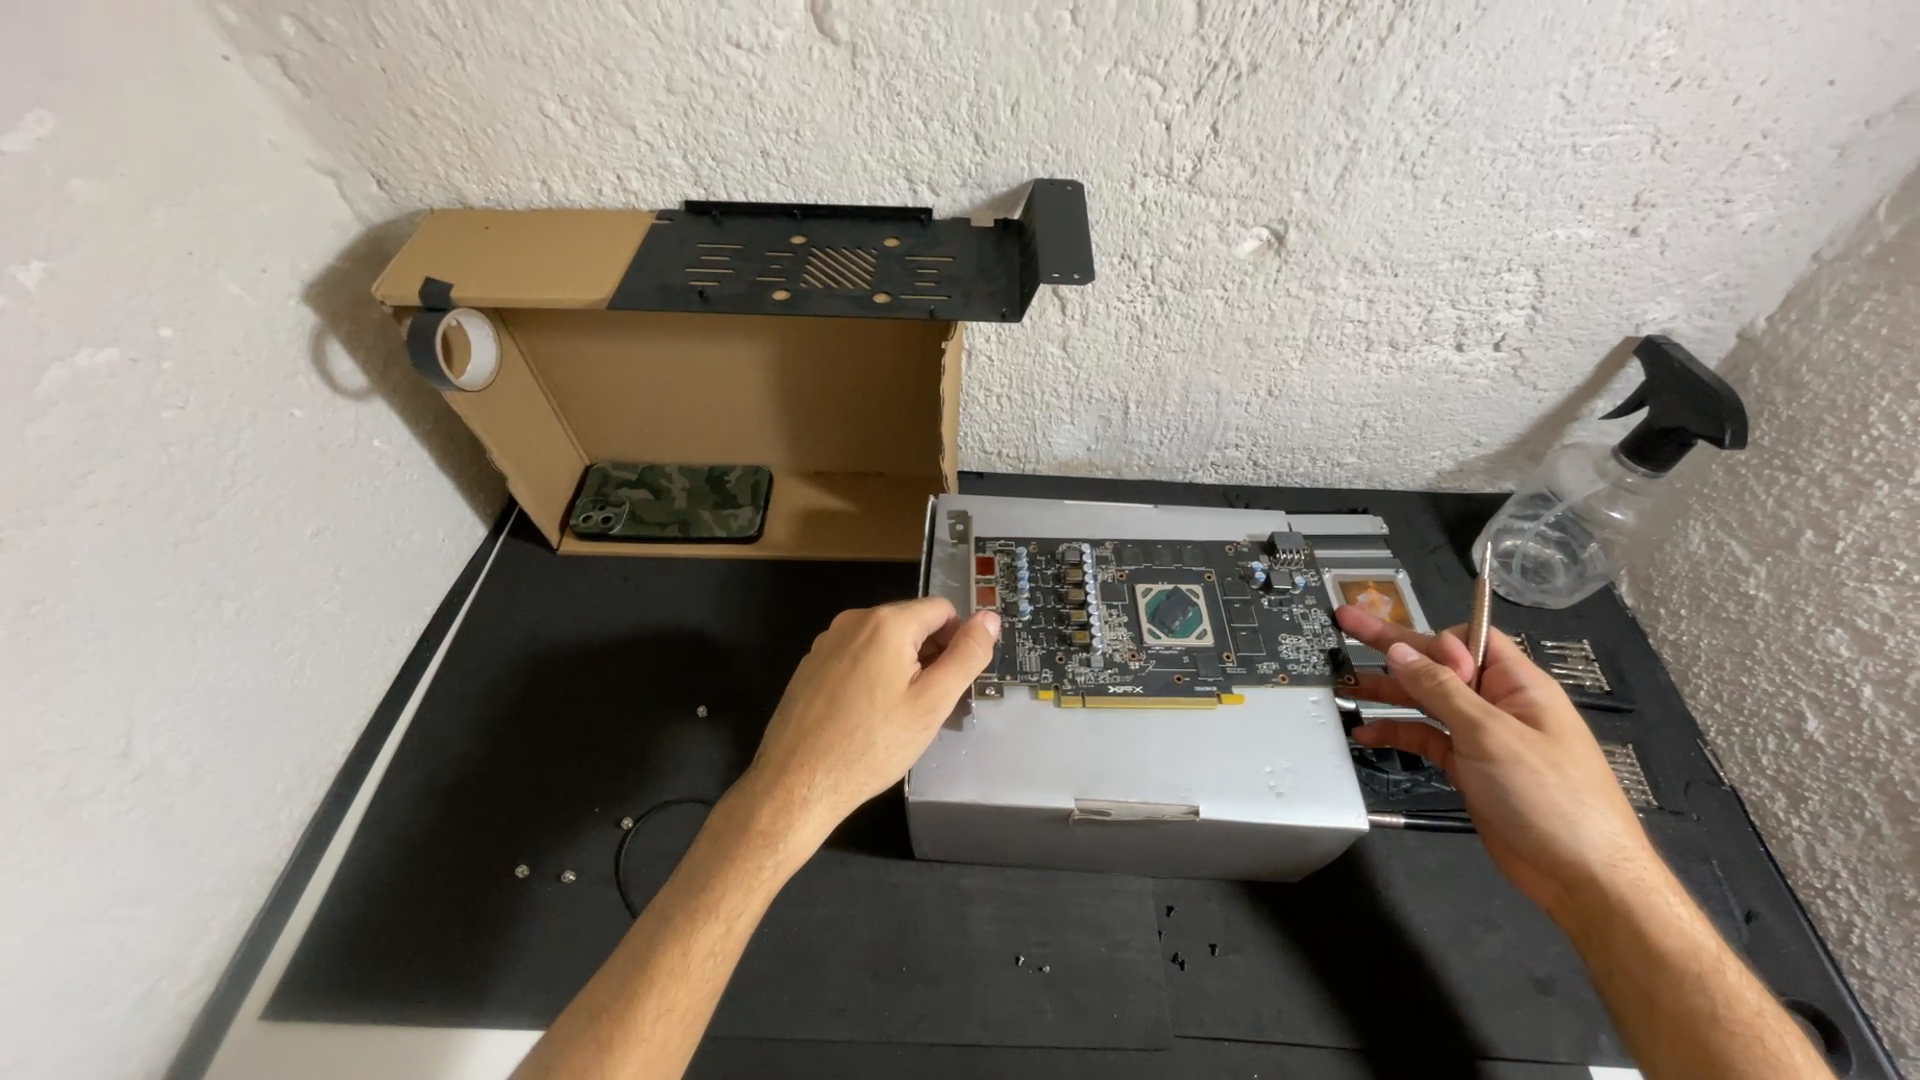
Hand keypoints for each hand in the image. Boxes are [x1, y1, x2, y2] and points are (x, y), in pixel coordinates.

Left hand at [743, 597, 1000, 844]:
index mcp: (886, 622)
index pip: (942, 609)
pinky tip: (866, 717)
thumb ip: (966, 655)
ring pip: (882, 642)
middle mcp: (853, 620)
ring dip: (900, 667)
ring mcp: (827, 642)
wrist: (797, 783)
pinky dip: (871, 676)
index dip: (957, 641)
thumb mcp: (932, 702)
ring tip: (897, 715)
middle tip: (928, 704)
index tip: (952, 681)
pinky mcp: (810, 665)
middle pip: (911, 623)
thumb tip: (989, 618)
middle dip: (928, 655)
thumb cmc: (872, 744)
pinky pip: (856, 657)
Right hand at [1336, 605, 1659, 922]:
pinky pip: (1425, 738)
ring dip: (1387, 692)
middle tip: (1346, 624)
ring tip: (1342, 683)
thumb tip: (1401, 650)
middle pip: (1437, 666)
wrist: (1582, 877)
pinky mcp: (1469, 768)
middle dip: (1392, 649)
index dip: (1433, 640)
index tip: (1405, 657)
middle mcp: (1498, 704)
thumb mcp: (1491, 735)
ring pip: (1425, 702)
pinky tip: (1365, 734)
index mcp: (1518, 685)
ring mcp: (1482, 737)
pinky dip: (1395, 734)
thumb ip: (1441, 690)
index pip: (1468, 639)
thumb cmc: (1550, 796)